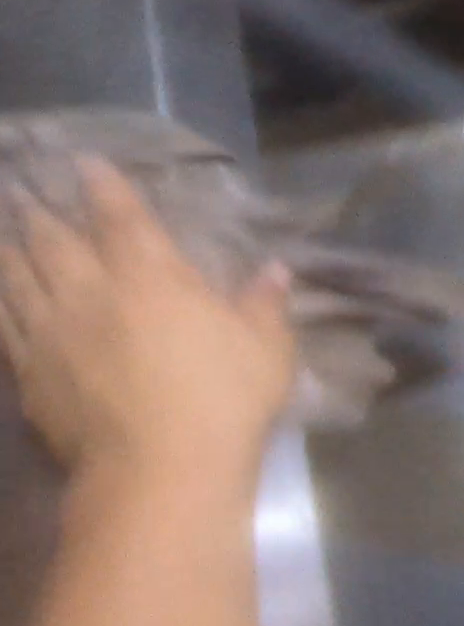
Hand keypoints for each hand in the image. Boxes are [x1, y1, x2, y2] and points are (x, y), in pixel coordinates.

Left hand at [0, 156, 295, 502]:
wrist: (160, 463)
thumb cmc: (227, 396)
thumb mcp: (268, 348)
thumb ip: (263, 305)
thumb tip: (274, 269)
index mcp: (156, 283)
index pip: (125, 223)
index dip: (106, 190)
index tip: (84, 162)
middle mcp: (92, 294)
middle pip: (54, 242)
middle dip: (40, 210)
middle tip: (23, 184)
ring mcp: (50, 331)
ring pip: (14, 275)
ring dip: (7, 245)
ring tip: (2, 224)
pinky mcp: (27, 368)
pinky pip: (3, 319)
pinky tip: (0, 289)